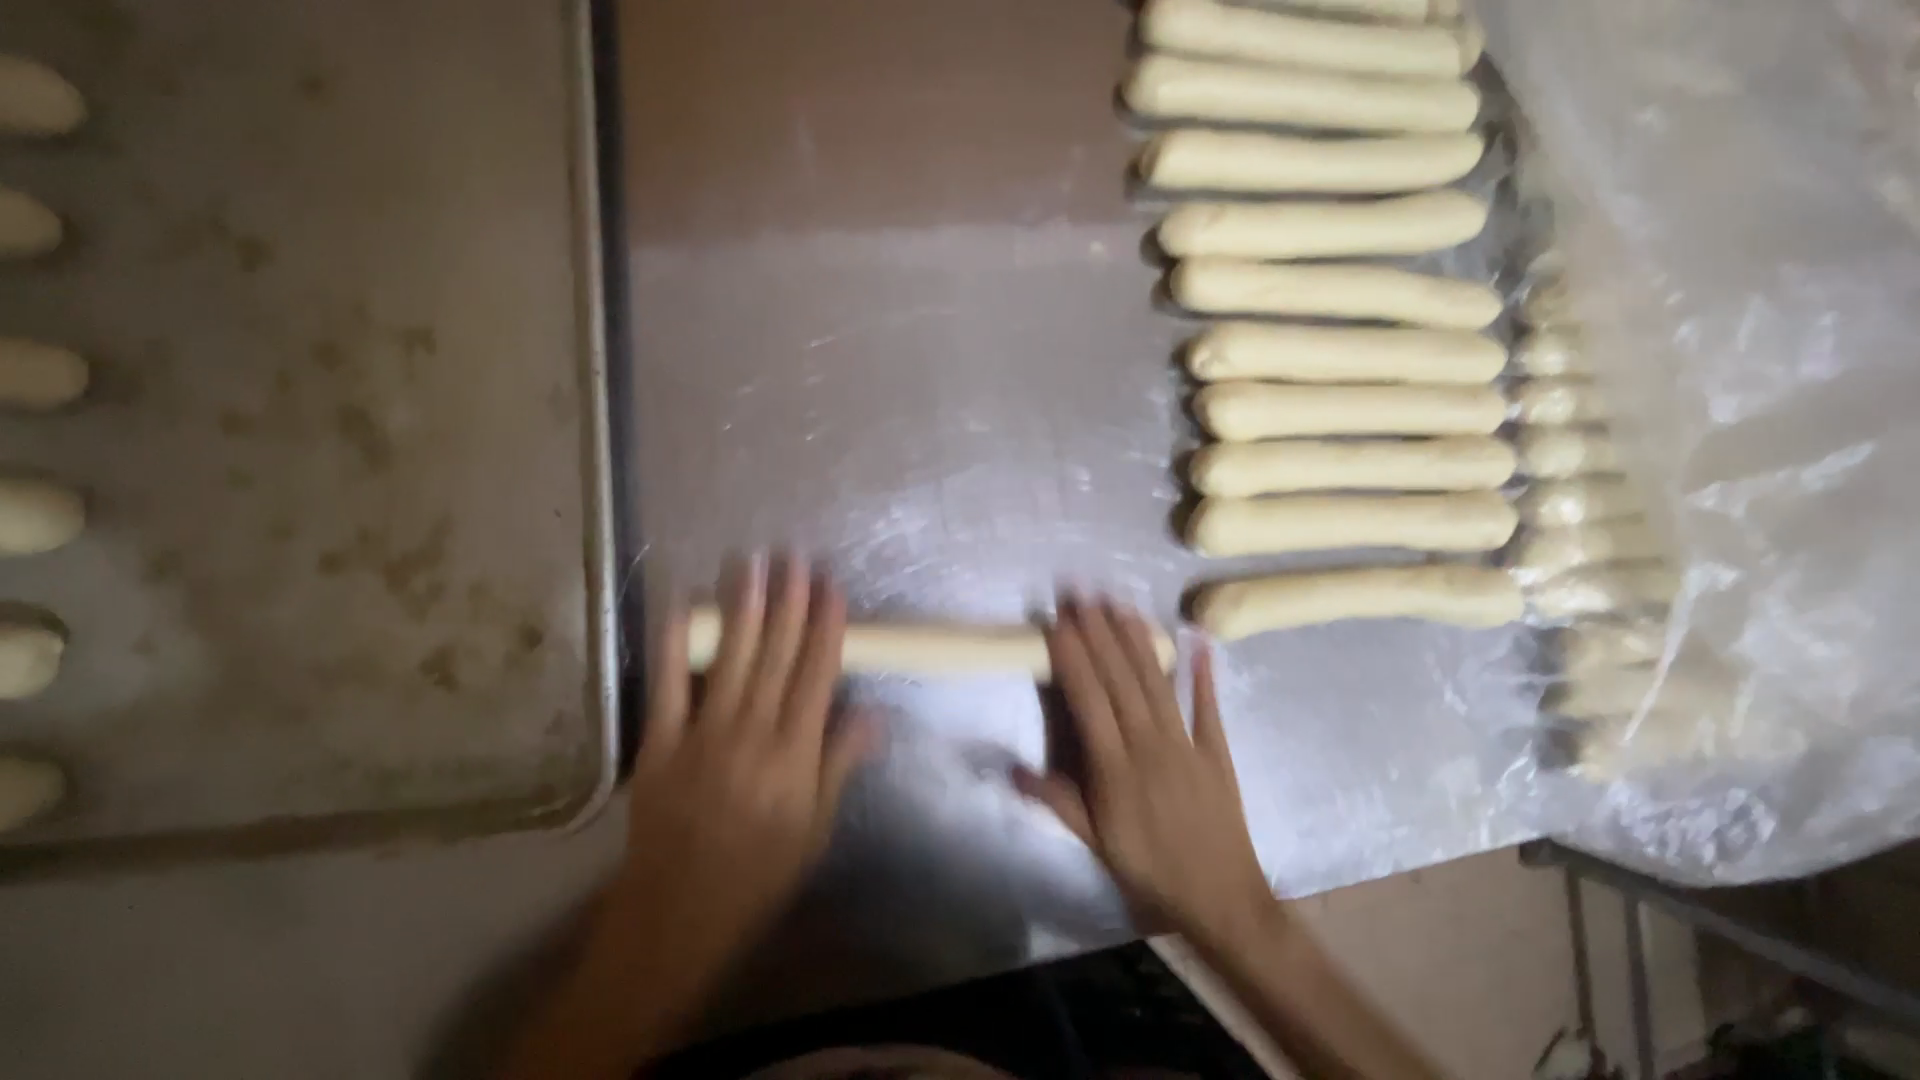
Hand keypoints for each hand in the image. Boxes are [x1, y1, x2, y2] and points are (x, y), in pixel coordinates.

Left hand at [499, 554, 875, 1078]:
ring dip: (743, 607)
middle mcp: (752, 735)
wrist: (679, 912)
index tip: (832, 587)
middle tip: (794, 557)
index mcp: (795, 756)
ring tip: (752, 563)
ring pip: (731, 658)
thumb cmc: (759, 872)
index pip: (817, 676)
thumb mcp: (816, 828)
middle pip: (776, 656)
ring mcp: (703, 735)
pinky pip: (668, 685)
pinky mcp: (659, 744)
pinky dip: (676, 643)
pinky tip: (684, 604)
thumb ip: (840, 764)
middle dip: (788, 602)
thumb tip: (874, 712)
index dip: (826, 628)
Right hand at [1016, 597, 1276, 946]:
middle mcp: (1149, 745)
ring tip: (1119, 604)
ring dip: (1137, 640)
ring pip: (1157, 682)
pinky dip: (1203, 672)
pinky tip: (1196, 640)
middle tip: (1081, 592)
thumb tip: (1012, 770)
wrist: (1220, 898)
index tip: (1057, 621)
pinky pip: (1208, 706)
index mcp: (1114, 767)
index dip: (1072, 657)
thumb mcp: (1095, 843)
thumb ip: (1057, 801)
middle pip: (1121, 679)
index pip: (1088, 699)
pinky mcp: (1217, 751)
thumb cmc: (1149, 871)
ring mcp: (1187, 744)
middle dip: (1099, 633)